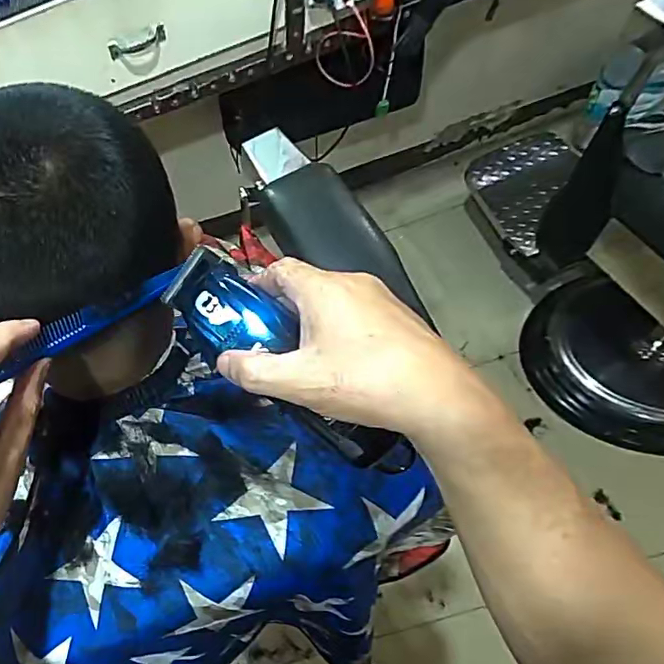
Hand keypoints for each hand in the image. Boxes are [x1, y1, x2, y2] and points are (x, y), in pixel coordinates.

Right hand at [215, 259, 503, 442]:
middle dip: (283, 311)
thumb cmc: (364, 380)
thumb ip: (253, 371)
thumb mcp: (298, 382)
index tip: (245, 308)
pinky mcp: (401, 320)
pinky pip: (360, 317)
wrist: (437, 395)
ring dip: (314, 324)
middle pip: (306, 286)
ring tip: (307, 360)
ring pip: (335, 302)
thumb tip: (225, 363)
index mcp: (323, 288)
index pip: (279, 268)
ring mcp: (382, 299)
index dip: (257, 284)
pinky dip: (342, 332)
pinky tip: (346, 367)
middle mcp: (353, 283)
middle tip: (270, 343)